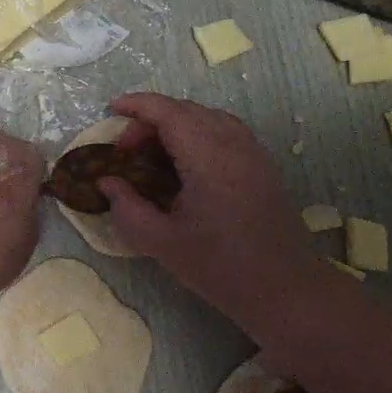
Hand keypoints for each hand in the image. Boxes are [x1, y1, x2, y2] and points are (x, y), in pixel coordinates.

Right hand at [98, 93, 320, 319]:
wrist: (283, 287)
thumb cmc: (219, 266)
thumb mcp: (159, 242)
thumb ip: (127, 207)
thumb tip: (108, 182)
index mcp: (208, 159)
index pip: (169, 113)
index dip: (137, 105)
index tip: (110, 108)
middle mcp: (234, 145)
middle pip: (187, 110)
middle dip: (150, 120)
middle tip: (125, 151)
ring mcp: (253, 153)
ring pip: (207, 118)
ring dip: (174, 126)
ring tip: (150, 155)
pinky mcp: (261, 165)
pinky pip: (224, 132)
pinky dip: (195, 135)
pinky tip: (181, 164)